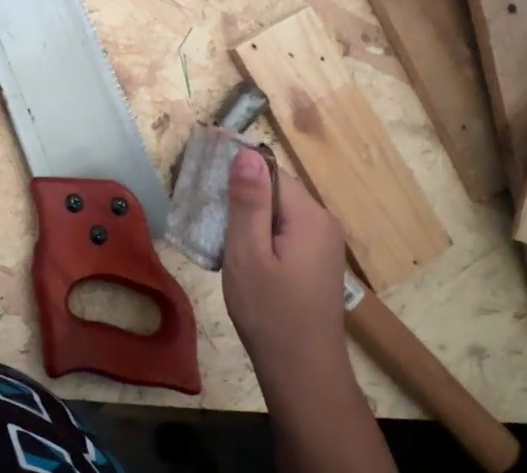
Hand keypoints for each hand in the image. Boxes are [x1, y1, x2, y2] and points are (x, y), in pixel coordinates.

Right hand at [221, 148, 350, 383]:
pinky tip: (239, 252)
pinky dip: (260, 234)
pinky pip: (284, 231)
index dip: (236, 171)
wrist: (303, 373)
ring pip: (278, 211)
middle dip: (240, 194)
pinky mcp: (316, 262)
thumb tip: (247, 153)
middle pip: (275, 189)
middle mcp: (324, 223)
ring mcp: (323, 244)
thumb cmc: (270, 312)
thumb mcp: (247, 253)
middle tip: (203, 210)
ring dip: (247, 215)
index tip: (202, 181)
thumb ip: (248, 202)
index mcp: (310, 217)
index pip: (270, 170)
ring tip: (215, 231)